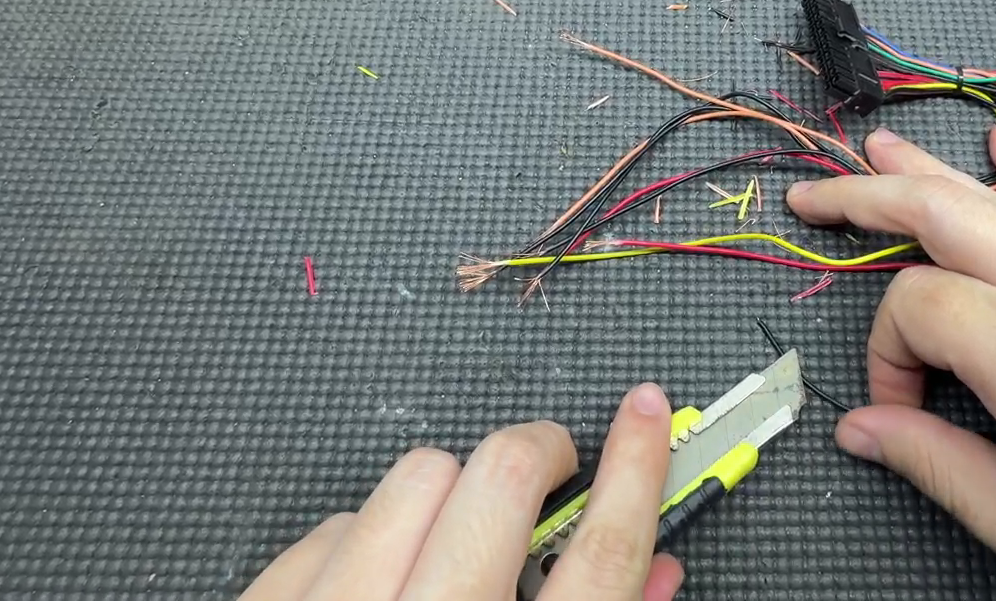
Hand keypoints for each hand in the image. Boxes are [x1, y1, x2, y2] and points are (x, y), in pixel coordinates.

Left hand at [240, 384, 684, 600]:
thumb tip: (657, 571)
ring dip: (451, 498)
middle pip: (503, 477)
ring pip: (420, 476)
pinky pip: (338, 522)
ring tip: (450, 550)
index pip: (600, 556)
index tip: (647, 412)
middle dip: (541, 453)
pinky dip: (371, 541)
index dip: (636, 467)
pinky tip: (377, 593)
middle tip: (550, 472)